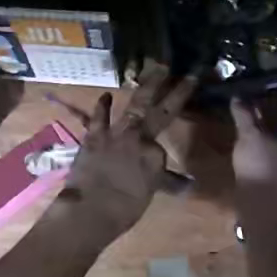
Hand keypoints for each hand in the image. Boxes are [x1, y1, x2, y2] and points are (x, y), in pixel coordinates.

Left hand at [55, 63, 196, 239]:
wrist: (89, 209)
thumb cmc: (123, 209)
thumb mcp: (150, 194)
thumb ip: (167, 183)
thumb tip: (188, 184)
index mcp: (155, 154)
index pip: (163, 149)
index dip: (162, 154)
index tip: (163, 156)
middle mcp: (140, 137)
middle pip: (162, 111)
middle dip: (176, 92)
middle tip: (187, 74)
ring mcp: (116, 133)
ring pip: (135, 104)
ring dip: (147, 86)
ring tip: (156, 68)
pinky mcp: (94, 135)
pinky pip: (100, 116)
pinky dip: (103, 105)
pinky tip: (106, 95)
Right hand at [229, 97, 276, 189]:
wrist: (260, 202)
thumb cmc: (257, 163)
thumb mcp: (249, 135)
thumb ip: (244, 115)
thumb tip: (237, 95)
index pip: (268, 115)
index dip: (254, 105)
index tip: (239, 97)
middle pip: (265, 129)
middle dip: (251, 121)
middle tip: (232, 111)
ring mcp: (272, 164)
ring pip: (259, 144)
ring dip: (248, 137)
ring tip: (231, 130)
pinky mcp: (262, 177)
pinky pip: (253, 157)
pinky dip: (245, 152)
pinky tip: (235, 152)